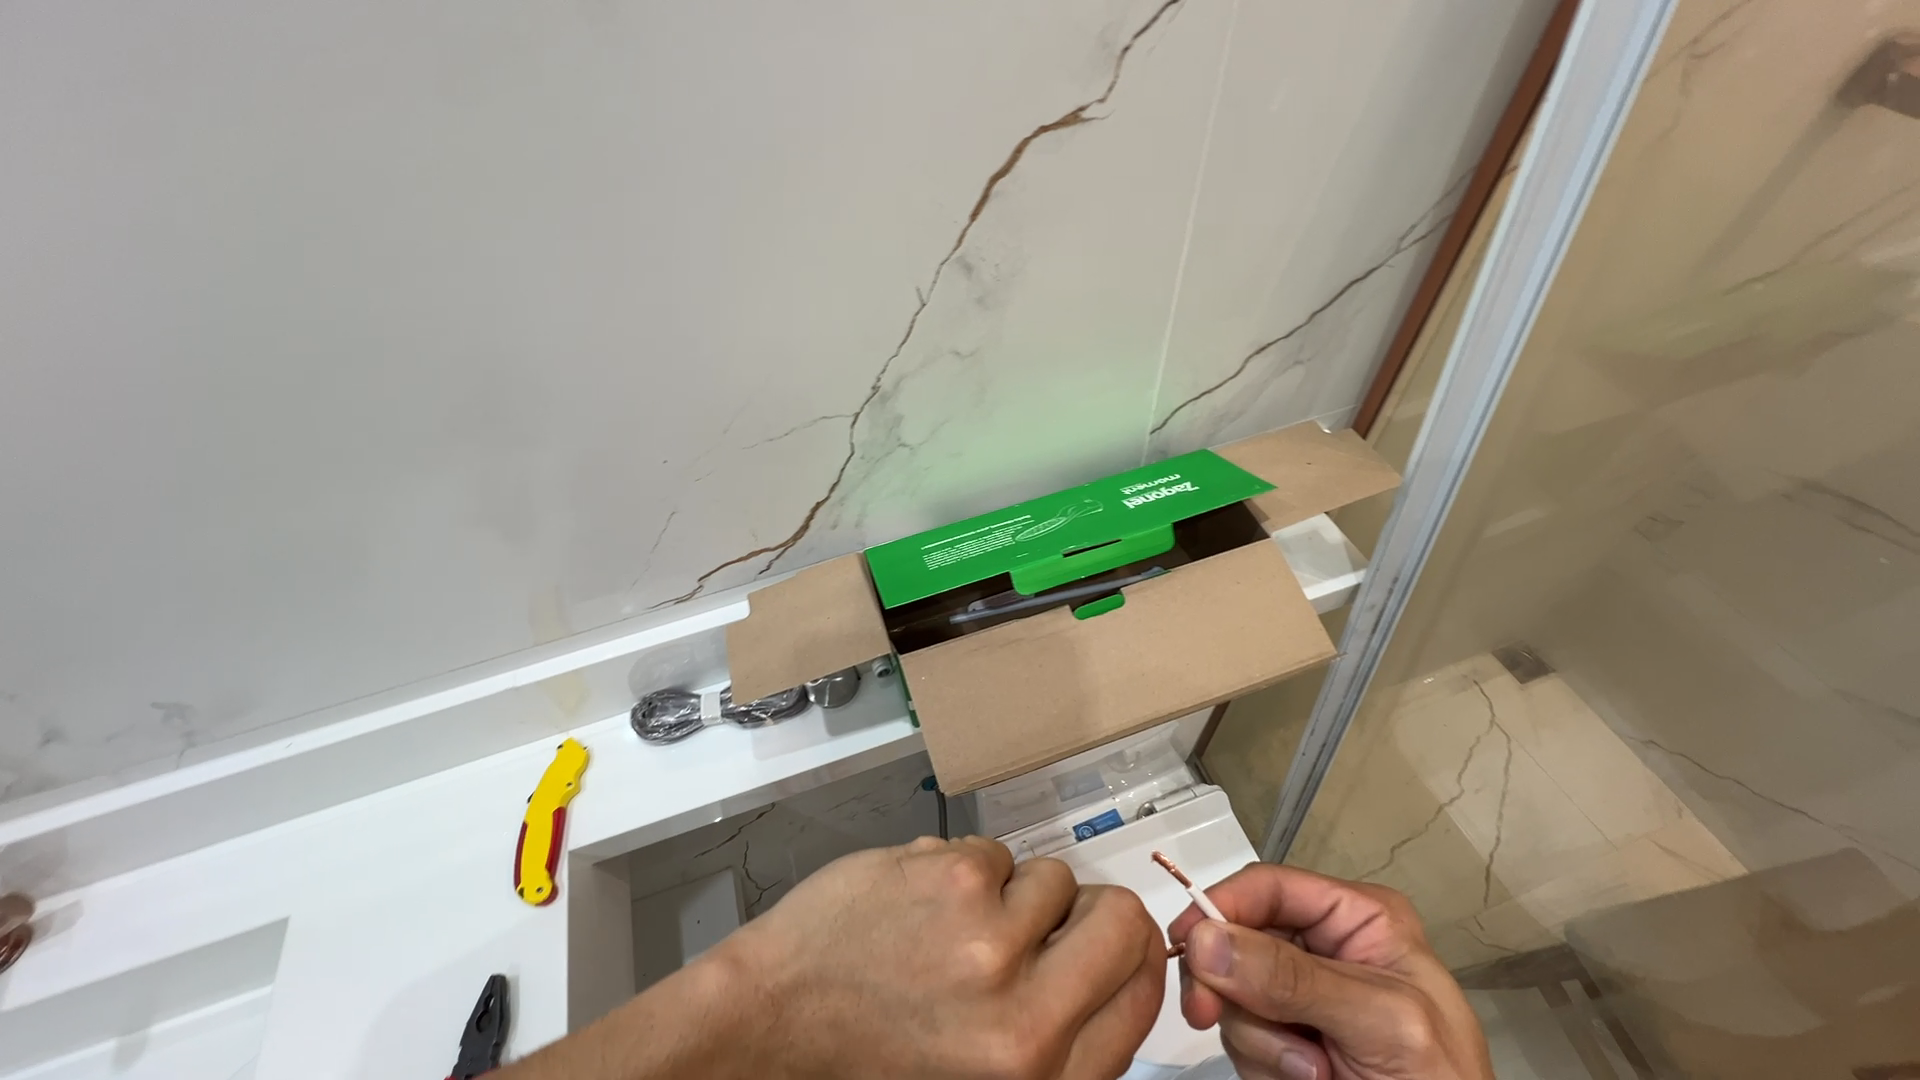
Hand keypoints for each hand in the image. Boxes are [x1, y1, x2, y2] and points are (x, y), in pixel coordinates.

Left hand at [710, 835, 1164, 1079]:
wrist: (770, 1027)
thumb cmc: (870, 1060)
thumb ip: (1054, 1036)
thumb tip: (1109, 965)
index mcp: (1039, 1076)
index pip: (1138, 996)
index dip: (1133, 959)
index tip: (1111, 944)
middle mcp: (1026, 1013)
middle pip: (1122, 918)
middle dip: (1091, 911)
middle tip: (1045, 920)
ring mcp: (988, 934)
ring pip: (1051, 876)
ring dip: (1013, 893)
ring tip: (956, 923)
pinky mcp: (950, 872)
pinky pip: (994, 852)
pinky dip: (965, 870)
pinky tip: (921, 902)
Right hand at [1166, 864, 1490, 1079]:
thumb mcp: (1380, 1022)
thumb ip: (1293, 979)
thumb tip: (1204, 940)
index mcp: (1356, 919)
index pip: (1268, 887)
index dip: (1220, 905)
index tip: (1185, 944)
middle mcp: (1320, 946)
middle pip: (1236, 936)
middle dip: (1231, 984)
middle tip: (1206, 1014)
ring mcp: (1298, 996)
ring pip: (1229, 989)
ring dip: (1259, 1036)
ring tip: (1314, 1072)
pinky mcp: (1282, 1040)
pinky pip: (1237, 1033)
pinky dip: (1262, 1062)